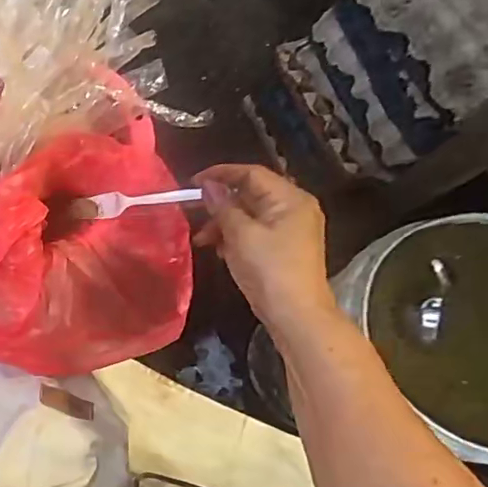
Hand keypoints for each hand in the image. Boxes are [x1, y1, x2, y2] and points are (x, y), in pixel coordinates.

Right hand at [193, 164, 340, 334]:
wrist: (295, 313)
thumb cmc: (269, 269)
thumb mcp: (240, 234)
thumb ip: (222, 207)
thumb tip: (208, 186)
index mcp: (290, 198)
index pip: (252, 173)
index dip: (220, 173)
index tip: (192, 182)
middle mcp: (295, 207)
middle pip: (251, 193)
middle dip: (220, 203)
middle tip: (194, 213)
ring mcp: (291, 228)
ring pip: (250, 214)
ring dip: (224, 222)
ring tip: (202, 240)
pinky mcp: (284, 247)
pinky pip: (255, 231)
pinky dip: (235, 236)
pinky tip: (219, 249)